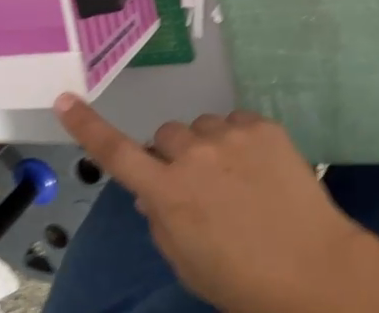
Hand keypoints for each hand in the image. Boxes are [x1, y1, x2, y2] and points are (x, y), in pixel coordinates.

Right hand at [55, 95, 368, 312]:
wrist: (312, 268)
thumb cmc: (241, 279)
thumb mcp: (186, 260)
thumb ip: (159, 219)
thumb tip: (148, 189)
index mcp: (167, 192)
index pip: (116, 153)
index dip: (87, 127)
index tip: (66, 99)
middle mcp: (194, 154)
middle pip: (166, 136)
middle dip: (173, 157)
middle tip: (197, 186)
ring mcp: (231, 135)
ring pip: (203, 127)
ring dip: (208, 146)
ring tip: (235, 180)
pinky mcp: (264, 125)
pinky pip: (237, 122)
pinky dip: (239, 141)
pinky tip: (258, 170)